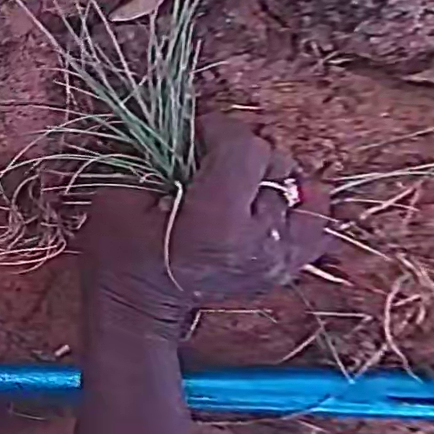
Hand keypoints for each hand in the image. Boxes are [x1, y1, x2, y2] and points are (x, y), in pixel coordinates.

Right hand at [78, 114, 329, 332]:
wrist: (134, 304)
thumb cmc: (115, 253)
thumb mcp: (116, 200)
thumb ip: (153, 165)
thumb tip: (182, 138)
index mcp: (215, 222)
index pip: (244, 150)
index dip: (218, 129)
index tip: (194, 130)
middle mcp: (260, 238)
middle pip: (273, 163)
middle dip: (238, 150)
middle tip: (203, 154)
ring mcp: (282, 255)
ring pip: (295, 185)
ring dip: (261, 172)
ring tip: (228, 176)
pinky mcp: (289, 265)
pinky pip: (317, 218)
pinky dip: (298, 198)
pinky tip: (272, 192)